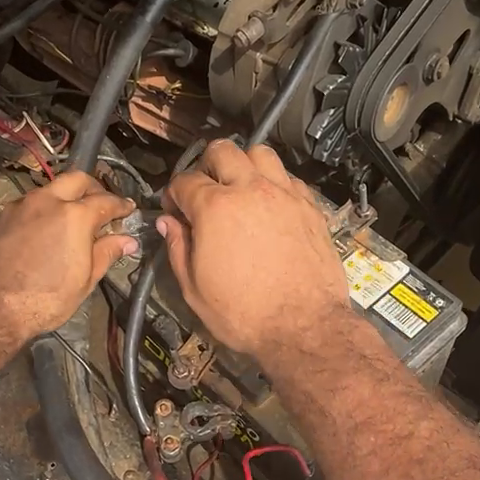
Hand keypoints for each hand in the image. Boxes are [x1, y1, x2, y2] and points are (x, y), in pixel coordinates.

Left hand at [0, 171, 135, 339]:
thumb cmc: (44, 299)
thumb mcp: (85, 280)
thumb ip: (106, 253)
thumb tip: (127, 241)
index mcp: (75, 215)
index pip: (106, 201)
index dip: (121, 206)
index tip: (129, 210)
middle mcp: (48, 201)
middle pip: (77, 179)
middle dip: (94, 188)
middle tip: (103, 206)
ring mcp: (22, 206)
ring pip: (51, 188)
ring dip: (67, 196)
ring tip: (76, 218)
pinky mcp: (4, 217)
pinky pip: (32, 202)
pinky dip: (46, 208)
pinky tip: (49, 228)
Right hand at [160, 140, 350, 359]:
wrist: (303, 328)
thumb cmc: (247, 315)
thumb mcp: (195, 290)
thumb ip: (178, 250)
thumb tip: (169, 225)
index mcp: (216, 209)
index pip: (185, 181)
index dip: (174, 195)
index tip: (175, 210)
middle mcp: (251, 191)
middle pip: (223, 151)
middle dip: (206, 166)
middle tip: (204, 189)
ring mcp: (285, 195)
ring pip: (260, 153)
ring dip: (244, 164)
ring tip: (239, 187)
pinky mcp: (310, 208)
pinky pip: (289, 177)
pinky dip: (274, 183)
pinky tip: (268, 205)